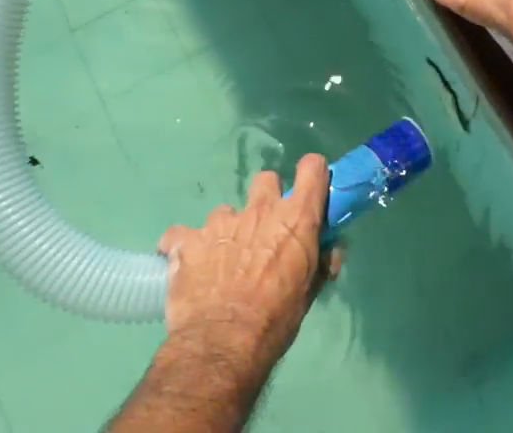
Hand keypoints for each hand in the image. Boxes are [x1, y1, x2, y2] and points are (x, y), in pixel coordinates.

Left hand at [155, 156, 341, 385]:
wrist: (222, 345)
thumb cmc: (276, 319)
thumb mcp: (310, 292)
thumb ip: (322, 262)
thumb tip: (331, 251)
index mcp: (296, 218)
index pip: (313, 168)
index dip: (312, 175)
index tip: (310, 191)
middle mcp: (260, 209)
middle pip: (266, 180)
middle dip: (266, 199)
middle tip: (263, 230)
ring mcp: (220, 222)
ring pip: (225, 212)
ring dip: (227, 230)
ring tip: (221, 262)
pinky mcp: (187, 240)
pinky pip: (180, 235)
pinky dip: (185, 248)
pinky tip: (187, 266)